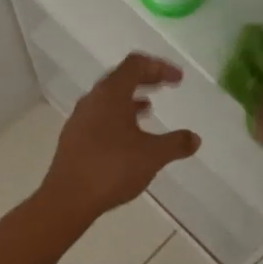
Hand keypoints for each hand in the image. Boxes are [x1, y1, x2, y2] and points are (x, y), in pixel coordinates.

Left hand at [39, 53, 200, 219]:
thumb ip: (176, 144)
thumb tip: (194, 139)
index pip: (136, 64)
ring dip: (130, 99)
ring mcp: (80, 119)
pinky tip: (128, 137)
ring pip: (108, 98)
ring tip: (148, 109)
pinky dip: (118, 116)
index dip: (159, 67)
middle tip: (164, 86)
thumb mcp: (152, 156)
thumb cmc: (112, 168)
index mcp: (111, 94)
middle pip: (120, 77)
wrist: (68, 199)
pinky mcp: (73, 138)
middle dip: (145, 79)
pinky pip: (99, 116)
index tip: (178, 80)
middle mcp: (93, 100)